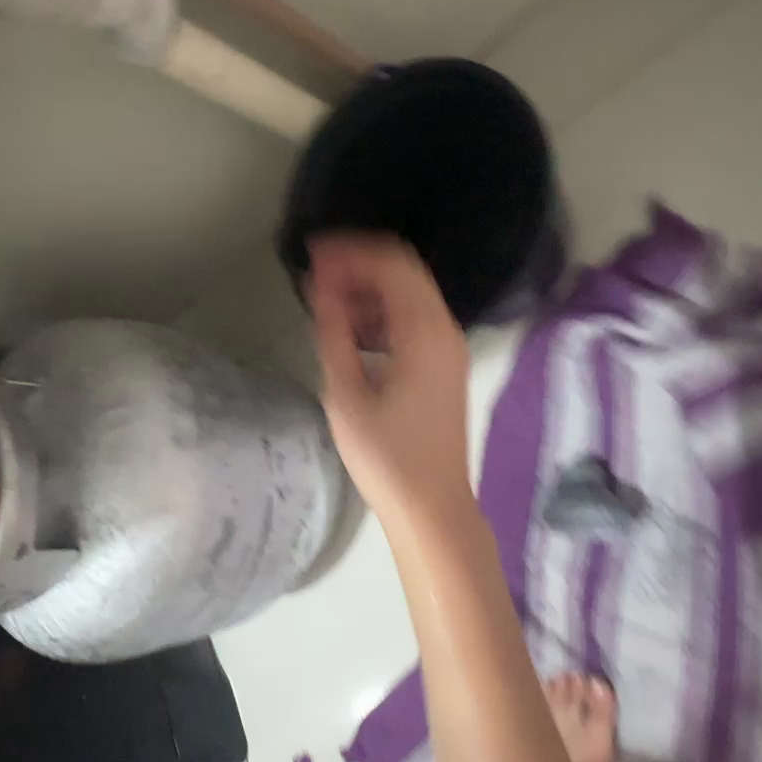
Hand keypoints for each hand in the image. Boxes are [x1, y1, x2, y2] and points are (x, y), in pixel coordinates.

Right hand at [308, 234, 473, 524]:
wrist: (433, 509)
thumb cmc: (386, 456)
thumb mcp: (346, 394)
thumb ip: (333, 333)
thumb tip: (321, 288)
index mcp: (425, 331)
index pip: (391, 264)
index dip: (350, 252)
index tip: (312, 255)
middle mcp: (445, 330)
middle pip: (403, 273)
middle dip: (358, 266)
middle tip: (315, 274)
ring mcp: (449, 349)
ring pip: (409, 296)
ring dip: (369, 289)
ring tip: (325, 301)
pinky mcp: (444, 368)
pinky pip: (414, 321)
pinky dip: (382, 314)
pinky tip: (351, 331)